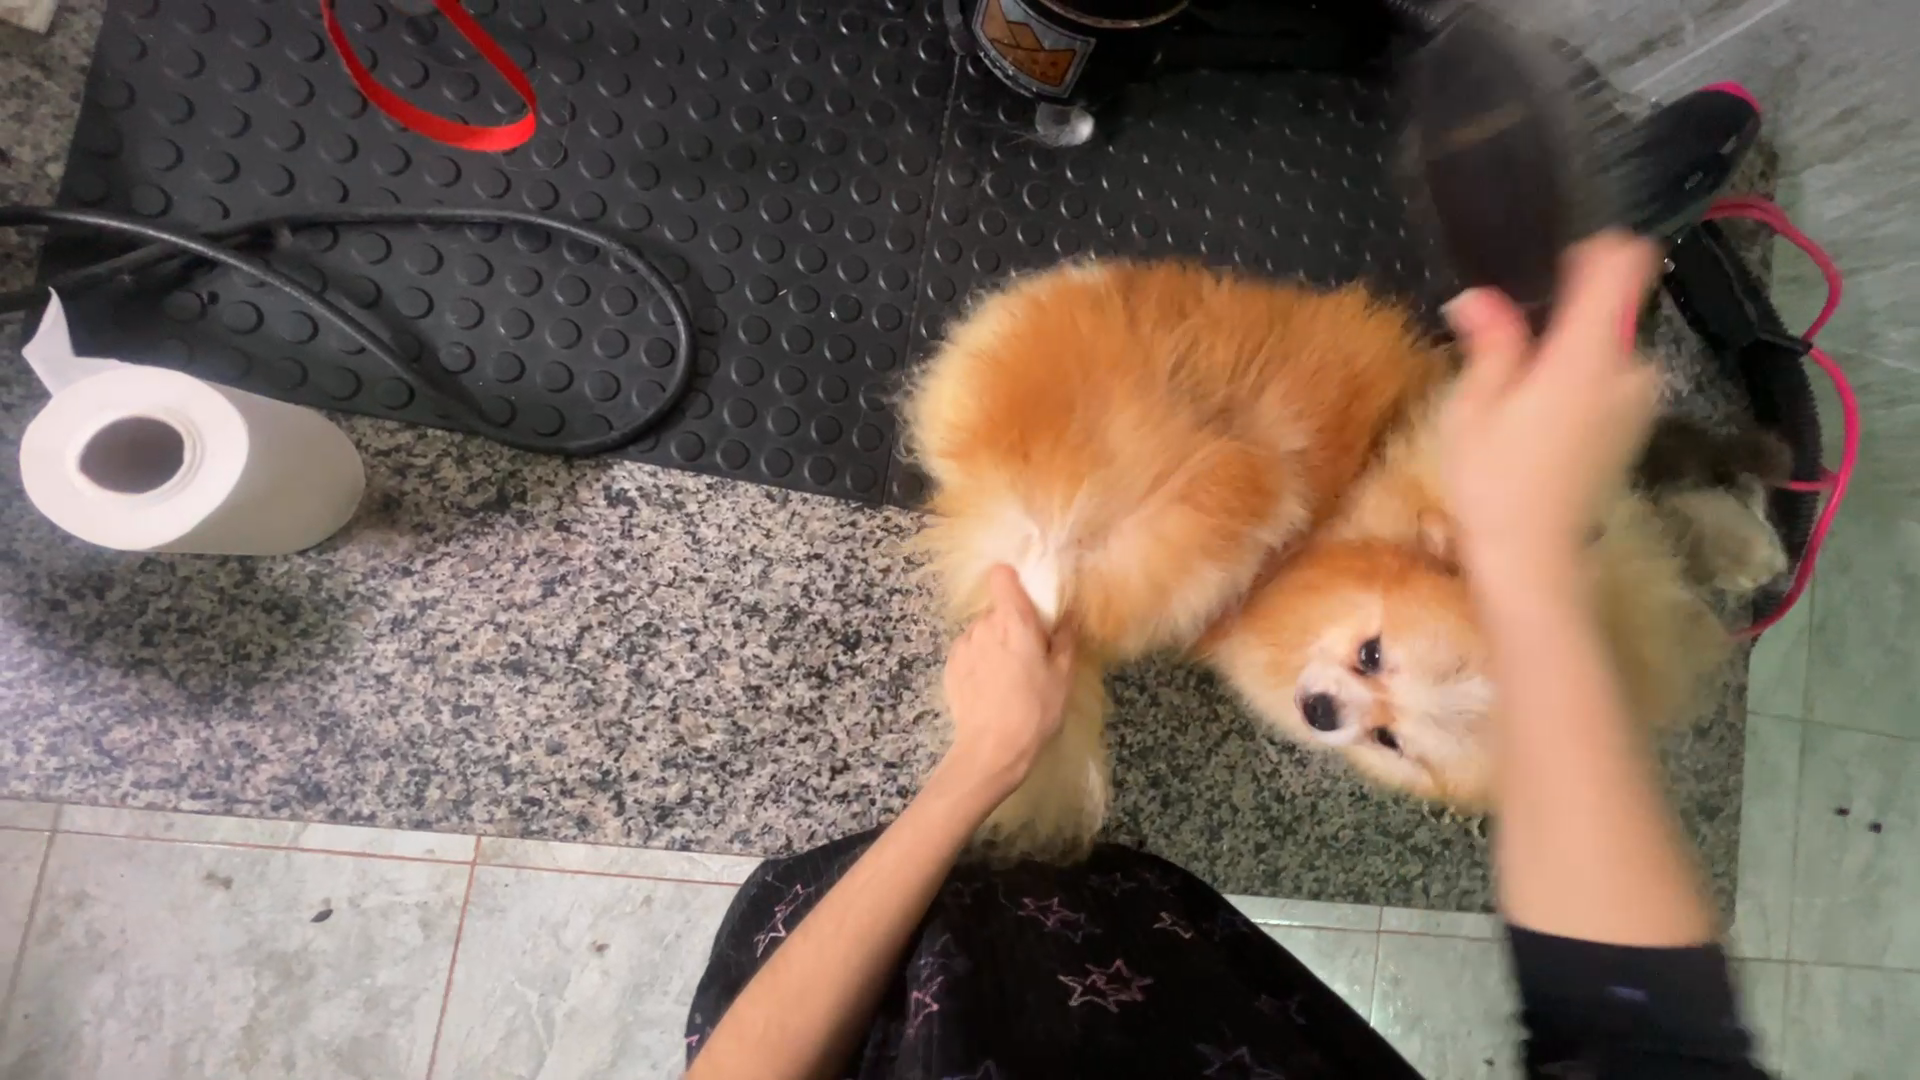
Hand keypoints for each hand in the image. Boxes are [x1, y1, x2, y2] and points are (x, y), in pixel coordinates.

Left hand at [940, 565, 1077, 795]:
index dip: (1013, 581)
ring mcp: (963, 645)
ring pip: (982, 631)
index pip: (1002, 576)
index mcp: (1013, 621)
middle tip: (1028, 653)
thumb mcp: (1063, 676)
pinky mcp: (950, 666)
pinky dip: (979, 661)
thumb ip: (1064, 639)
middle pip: (997, 609)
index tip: (1028, 599)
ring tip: (1008, 676)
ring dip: (994, 643)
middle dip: (1012, 624)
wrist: (992, 748)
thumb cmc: (1035, 709)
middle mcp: (984, 626)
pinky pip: (969, 651)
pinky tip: (991, 687)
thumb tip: (1067, 616)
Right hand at [1439, 231, 1662, 576]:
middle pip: (1609, 308)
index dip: (1592, 251)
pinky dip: (1578, 382)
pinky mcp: (1636, 423)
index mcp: (1584, 356)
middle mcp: (1629, 367)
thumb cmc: (1490, 479)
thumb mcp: (1472, 408)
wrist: (1533, 553)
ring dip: (1566, 356)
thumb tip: (1477, 296)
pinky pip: (1611, 378)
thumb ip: (1489, 344)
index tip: (1551, 265)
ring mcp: (1640, 397)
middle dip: (1559, 322)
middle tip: (1501, 364)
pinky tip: (1538, 425)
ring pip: (1607, 346)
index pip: (1620, 266)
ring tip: (1513, 401)